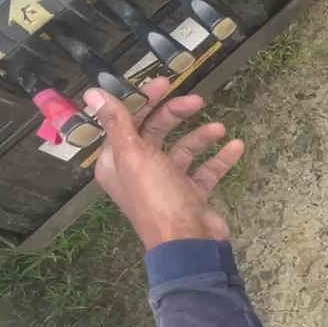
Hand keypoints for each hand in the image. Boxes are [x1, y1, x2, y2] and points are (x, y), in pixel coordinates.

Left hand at [86, 77, 244, 251]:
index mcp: (119, 162)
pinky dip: (220, 158)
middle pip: (157, 132)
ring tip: (220, 128)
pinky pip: (206, 169)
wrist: (188, 242)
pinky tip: (235, 146)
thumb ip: (117, 123)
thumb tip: (91, 93)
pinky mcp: (191, 193)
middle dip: (176, 114)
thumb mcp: (134, 157)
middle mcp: (140, 170)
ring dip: (201, 136)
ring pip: (184, 149)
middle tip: (197, 100)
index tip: (165, 83)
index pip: (127, 122)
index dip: (144, 101)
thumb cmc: (157, 198)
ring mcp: (168, 182)